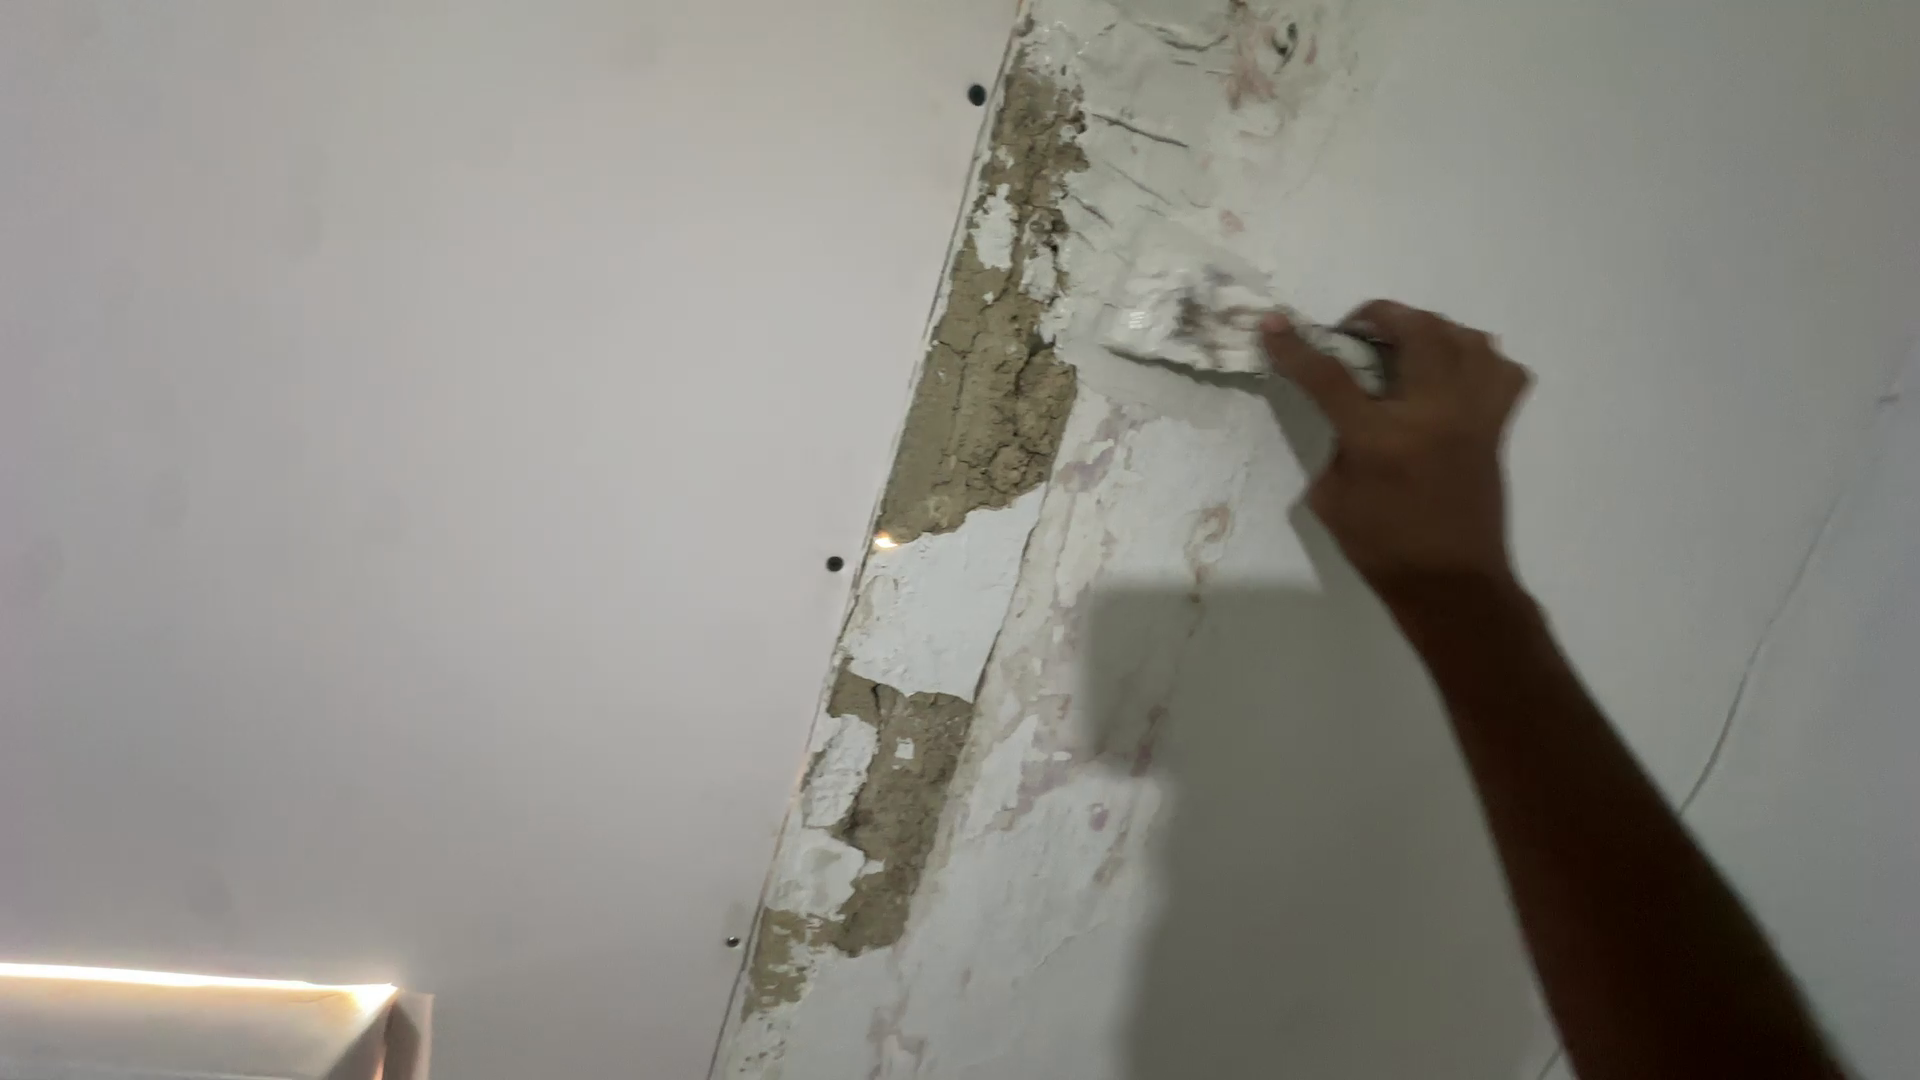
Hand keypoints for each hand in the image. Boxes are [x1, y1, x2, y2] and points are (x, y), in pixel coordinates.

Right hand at [1261, 300, 1529, 596]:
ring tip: (1401, 343)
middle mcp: (1433, 414)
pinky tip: (1451, 371)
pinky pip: (1500, 369)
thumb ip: (1336, 443)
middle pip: (1415, 331)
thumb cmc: (1378, 544)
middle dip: (1377, 316)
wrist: (1448, 580)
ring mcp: (1473, 415)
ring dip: (1427, 327)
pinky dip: (1476, 356)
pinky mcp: (1497, 425)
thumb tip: (1347, 412)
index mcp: (1379, 439)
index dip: (1295, 347)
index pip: (1329, 377)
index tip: (1272, 323)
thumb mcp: (1330, 495)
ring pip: (1464, 337)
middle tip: (1353, 330)